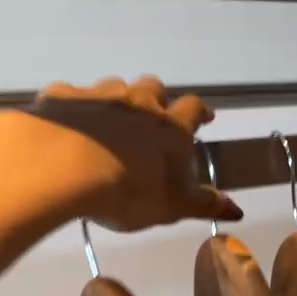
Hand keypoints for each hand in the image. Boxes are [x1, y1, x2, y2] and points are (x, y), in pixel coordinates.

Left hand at [22, 75, 242, 231]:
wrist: (58, 166)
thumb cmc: (126, 191)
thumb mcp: (172, 206)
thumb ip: (204, 205)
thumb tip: (238, 209)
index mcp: (169, 128)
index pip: (193, 109)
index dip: (201, 112)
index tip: (205, 117)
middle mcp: (137, 104)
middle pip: (154, 87)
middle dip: (159, 97)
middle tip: (157, 116)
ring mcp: (97, 95)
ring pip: (115, 86)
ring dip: (119, 99)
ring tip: (114, 121)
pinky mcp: (60, 97)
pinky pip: (73, 94)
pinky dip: (78, 106)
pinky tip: (72, 123)